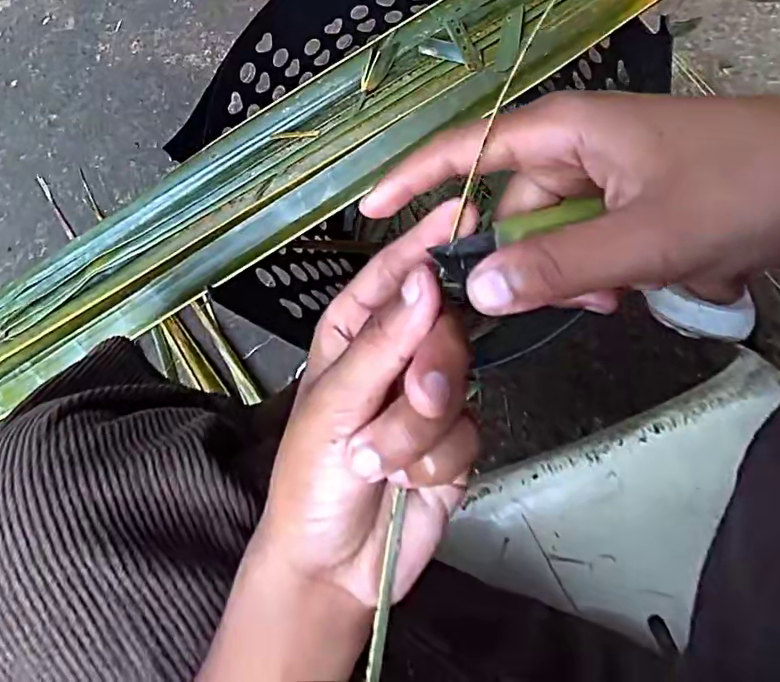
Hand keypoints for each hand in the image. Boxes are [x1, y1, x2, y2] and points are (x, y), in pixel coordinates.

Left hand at [200, 202, 479, 681]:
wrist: (334, 566)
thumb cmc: (311, 474)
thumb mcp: (335, 405)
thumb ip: (384, 344)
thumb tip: (425, 277)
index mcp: (355, 327)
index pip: (395, 272)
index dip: (426, 242)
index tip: (463, 212)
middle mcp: (395, 350)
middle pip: (442, 325)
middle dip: (430, 369)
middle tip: (412, 399)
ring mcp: (429, 392)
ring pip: (458, 380)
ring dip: (420, 429)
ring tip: (382, 459)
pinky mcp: (455, 436)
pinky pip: (469, 429)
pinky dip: (437, 459)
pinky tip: (408, 480)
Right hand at [360, 92, 779, 316]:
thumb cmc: (753, 187)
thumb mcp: (651, 237)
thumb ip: (558, 266)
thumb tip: (471, 287)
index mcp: (560, 128)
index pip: (460, 149)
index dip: (410, 181)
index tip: (367, 215)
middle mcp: (572, 143)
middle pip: (510, 206)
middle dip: (528, 259)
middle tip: (578, 300)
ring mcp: (606, 171)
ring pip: (555, 232)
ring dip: (580, 272)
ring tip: (632, 294)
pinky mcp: (637, 195)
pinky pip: (593, 239)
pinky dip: (613, 270)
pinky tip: (658, 284)